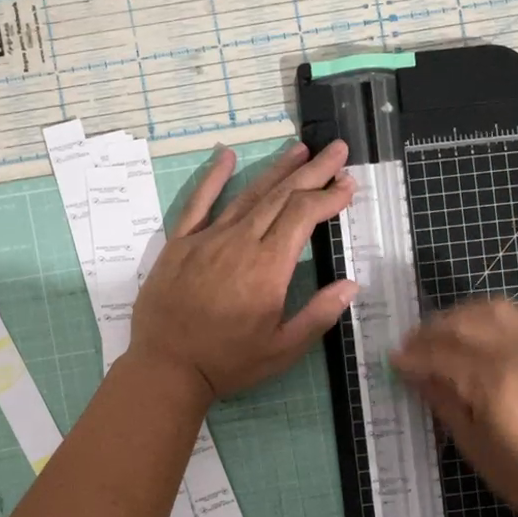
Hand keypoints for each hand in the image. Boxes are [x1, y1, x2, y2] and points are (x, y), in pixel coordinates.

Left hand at [130, 139, 358, 398]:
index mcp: (268, 267)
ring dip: (276, 169)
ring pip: (247, 194)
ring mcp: (207, 239)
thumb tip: (351, 285)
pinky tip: (226, 156)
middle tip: (336, 150)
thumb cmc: (228, 363)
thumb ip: (318, 315)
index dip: (328, 197)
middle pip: (281, 196)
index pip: (303, 216)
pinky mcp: (179, 244)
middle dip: (312, 171)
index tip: (347, 186)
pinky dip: (213, 177)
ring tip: (300, 149)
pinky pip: (198, 202)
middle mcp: (239, 243)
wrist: (166, 368)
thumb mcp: (282, 350)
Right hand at [391, 299, 517, 516]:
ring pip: (492, 310)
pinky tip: (474, 340)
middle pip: (464, 323)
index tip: (392, 361)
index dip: (412, 357)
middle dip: (430, 331)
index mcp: (494, 382)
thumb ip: (444, 402)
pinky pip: (516, 320)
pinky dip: (487, 320)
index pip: (441, 355)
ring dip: (460, 316)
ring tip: (440, 337)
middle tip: (409, 348)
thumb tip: (416, 375)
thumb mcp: (474, 446)